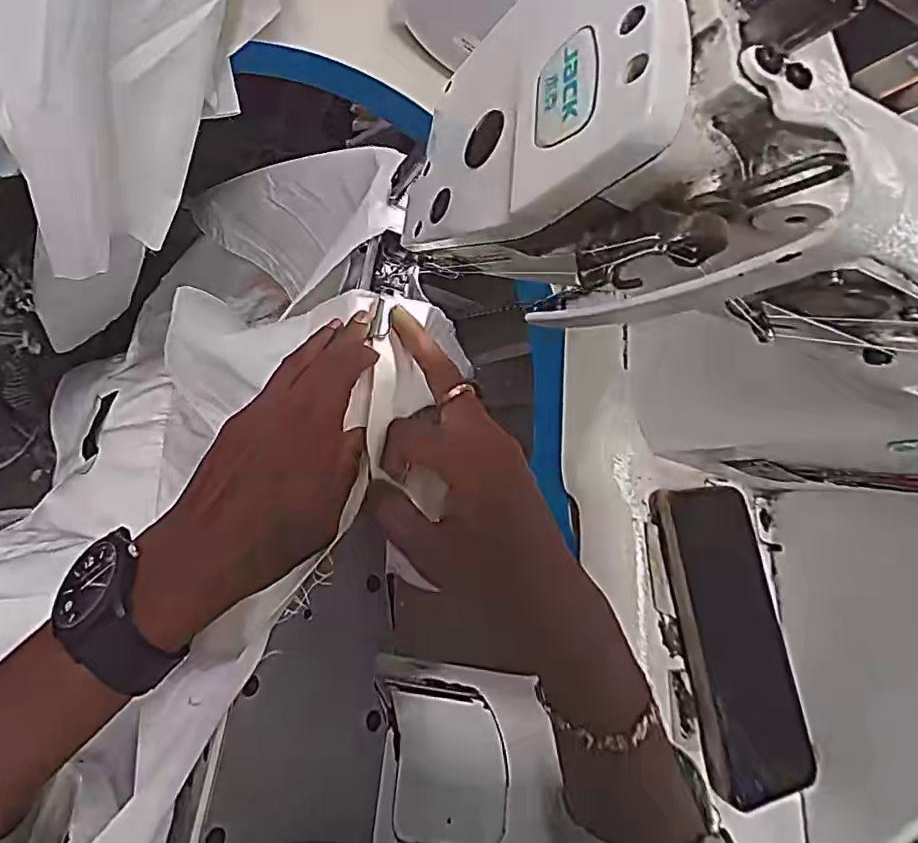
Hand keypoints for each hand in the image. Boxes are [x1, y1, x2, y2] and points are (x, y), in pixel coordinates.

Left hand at [132, 312, 374, 650]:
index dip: (360, 352)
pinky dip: (291, 368)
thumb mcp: (331, 506)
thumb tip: (360, 437)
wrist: (206, 546)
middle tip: (356, 321)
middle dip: (340, 336)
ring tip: (329, 334)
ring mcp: (256, 413)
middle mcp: (282, 408)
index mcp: (312, 423)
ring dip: (314, 346)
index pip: (341, 368)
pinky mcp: (238, 425)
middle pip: (315, 357)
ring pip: (290, 366)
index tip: (372, 345)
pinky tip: (298, 376)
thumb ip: (348, 461)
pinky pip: (272, 383)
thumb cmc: (267, 534)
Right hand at [366, 307, 593, 668]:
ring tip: (408, 356)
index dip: (384, 447)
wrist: (545, 594)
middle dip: (420, 348)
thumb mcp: (428, 551)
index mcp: (464, 458)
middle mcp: (486, 440)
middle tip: (397, 322)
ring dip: (434, 377)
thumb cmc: (493, 578)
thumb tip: (373, 485)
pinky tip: (429, 426)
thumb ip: (391, 511)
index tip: (375, 466)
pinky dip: (446, 410)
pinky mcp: (505, 456)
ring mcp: (500, 444)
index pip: (409, 433)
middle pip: (448, 379)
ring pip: (460, 397)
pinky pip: (470, 419)